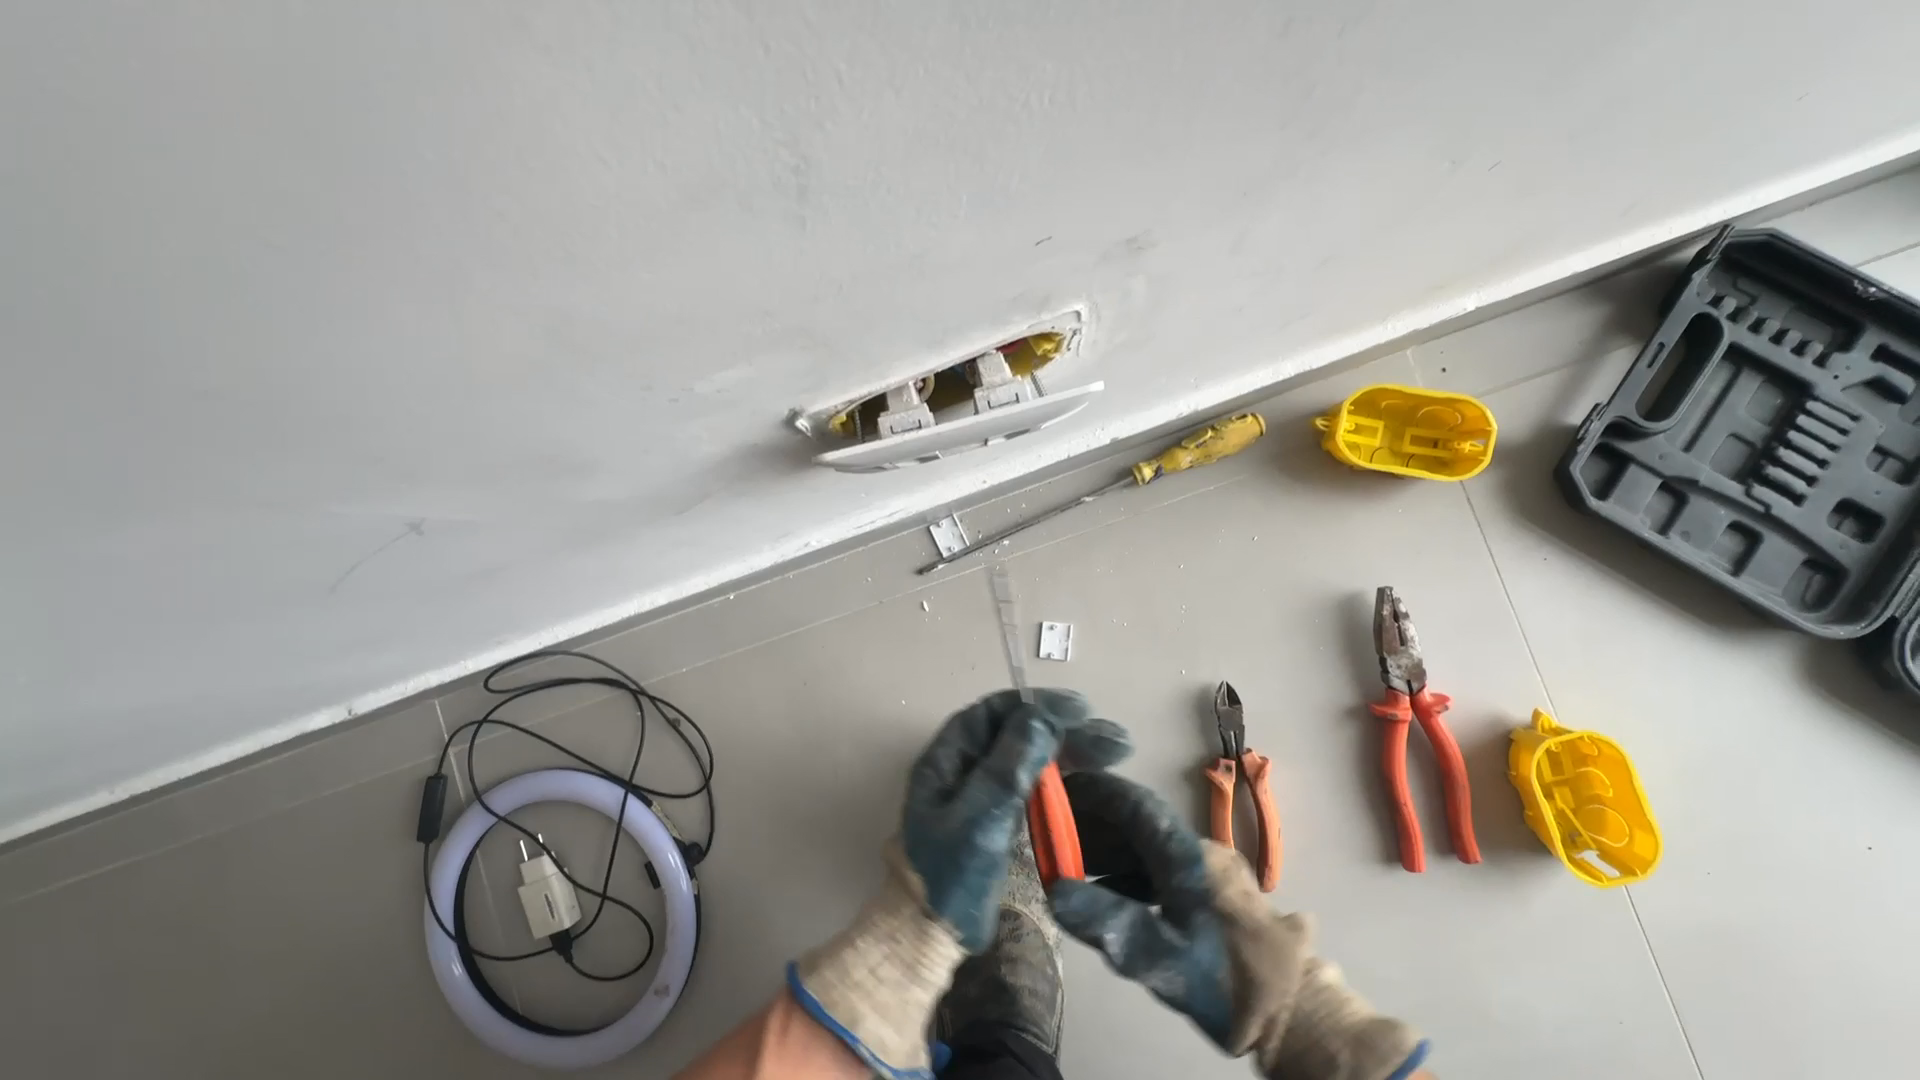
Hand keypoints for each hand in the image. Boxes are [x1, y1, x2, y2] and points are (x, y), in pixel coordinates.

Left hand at [902, 688, 1131, 949]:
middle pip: (1018, 732)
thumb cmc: (949, 876)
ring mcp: (983, 790)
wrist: (933, 934)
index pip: (994, 713)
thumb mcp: (979, 820)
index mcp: (948, 757)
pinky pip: (1034, 783)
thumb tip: (1040, 718)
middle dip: (1065, 729)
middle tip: (1115, 740)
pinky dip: (1063, 775)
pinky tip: (1091, 776)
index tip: (1081, 712)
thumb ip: (1007, 768)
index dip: (1038, 706)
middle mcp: (965, 765)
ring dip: (1071, 749)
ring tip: (1116, 751)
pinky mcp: (1000, 816)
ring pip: (1030, 755)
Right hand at [1052, 772, 1427, 1079]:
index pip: (1136, 808)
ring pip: (1152, 847)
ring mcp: (1212, 872)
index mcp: (1190, 856)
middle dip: (1095, 825)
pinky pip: (1163, 867)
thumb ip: (1107, 921)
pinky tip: (1108, 891)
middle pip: (1140, 826)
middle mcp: (1202, 852)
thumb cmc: (1228, 981)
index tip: (1062, 789)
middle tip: (1054, 832)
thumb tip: (1056, 891)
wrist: (1297, 1016)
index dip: (1097, 795)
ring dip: (1111, 850)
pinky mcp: (1216, 894)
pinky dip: (1130, 872)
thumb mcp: (1160, 956)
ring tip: (1071, 861)